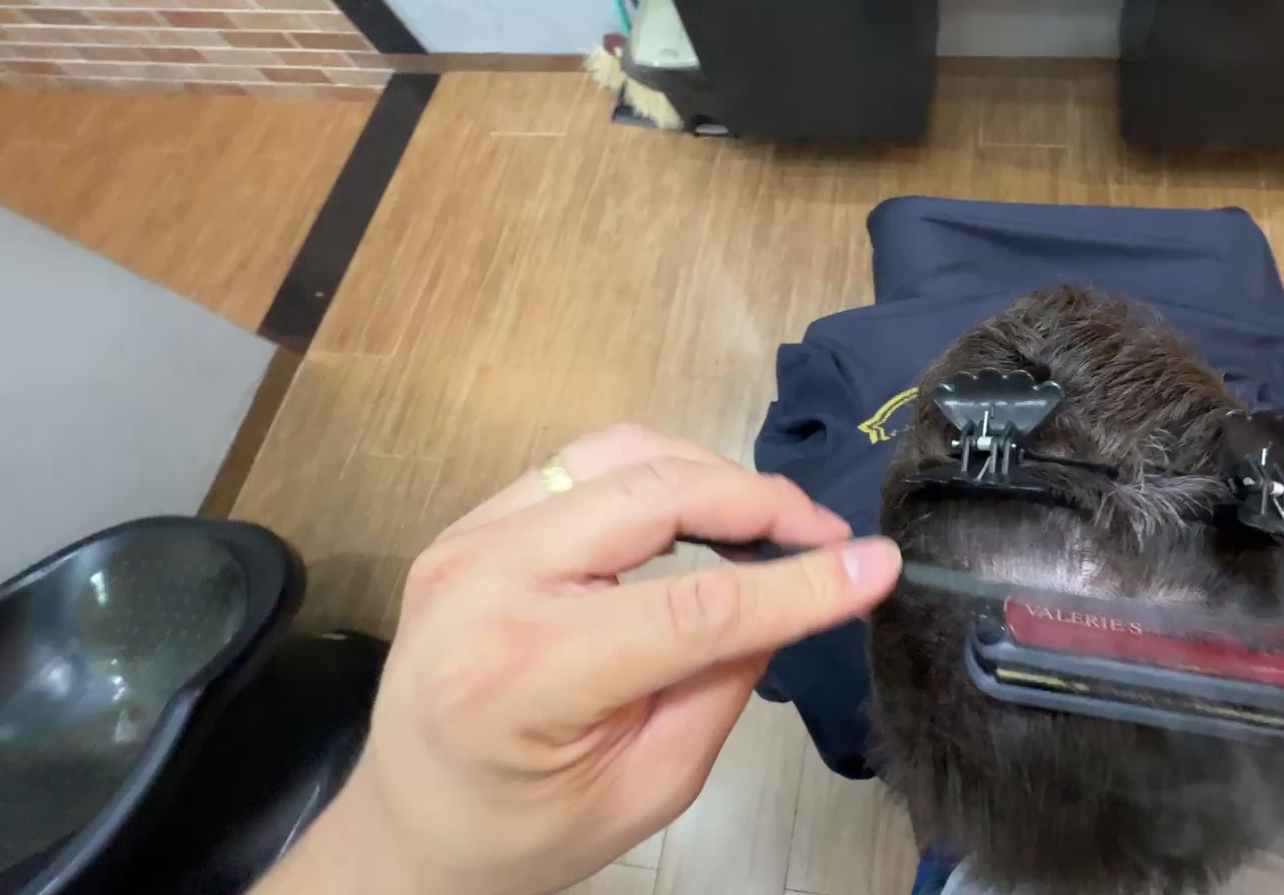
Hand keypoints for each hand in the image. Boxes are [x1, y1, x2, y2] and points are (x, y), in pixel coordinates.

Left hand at [255, 424, 902, 894]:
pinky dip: (668, 471)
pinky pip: (595, 459)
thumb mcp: (655, 780)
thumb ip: (731, 674)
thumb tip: (801, 588)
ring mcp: (474, 533)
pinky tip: (699, 508)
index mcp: (523, 674)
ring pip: (629, 452)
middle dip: (761, 502)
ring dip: (717, 475)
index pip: (693, 606)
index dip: (797, 582)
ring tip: (767, 520)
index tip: (876, 564)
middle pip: (658, 495)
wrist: (407, 826)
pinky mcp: (480, 515)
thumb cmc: (532, 830)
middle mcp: (488, 580)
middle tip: (824, 534)